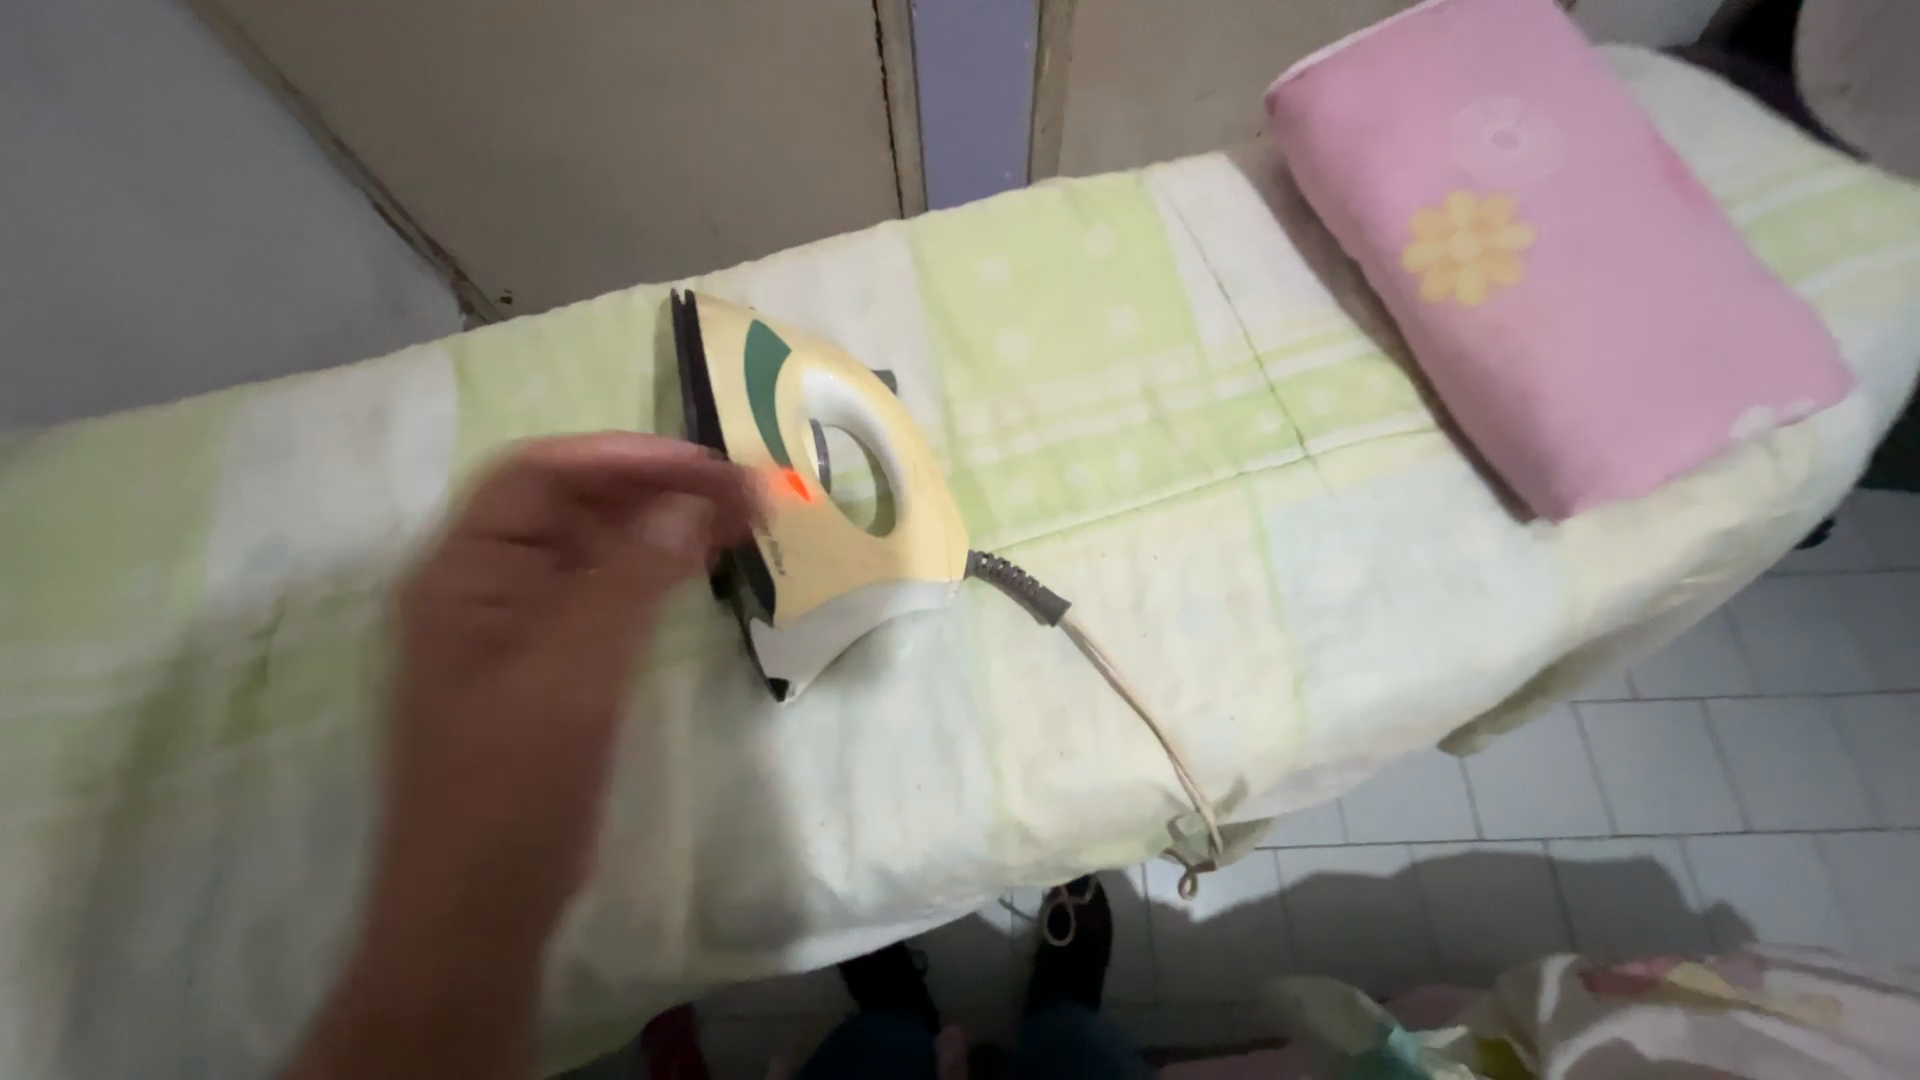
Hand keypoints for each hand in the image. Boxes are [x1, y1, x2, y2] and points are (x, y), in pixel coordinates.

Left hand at [376, 433, 755, 941]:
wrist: (485, 903)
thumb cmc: (513, 785)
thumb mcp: (574, 671)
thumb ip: (632, 576)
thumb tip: (693, 500)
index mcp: (465, 572)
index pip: (541, 475)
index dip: (624, 457)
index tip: (706, 464)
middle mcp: (492, 583)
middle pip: (578, 505)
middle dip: (661, 487)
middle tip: (748, 490)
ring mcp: (528, 623)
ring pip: (604, 546)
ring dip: (670, 523)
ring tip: (748, 516)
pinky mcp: (563, 658)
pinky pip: (616, 590)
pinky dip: (664, 568)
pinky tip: (709, 560)